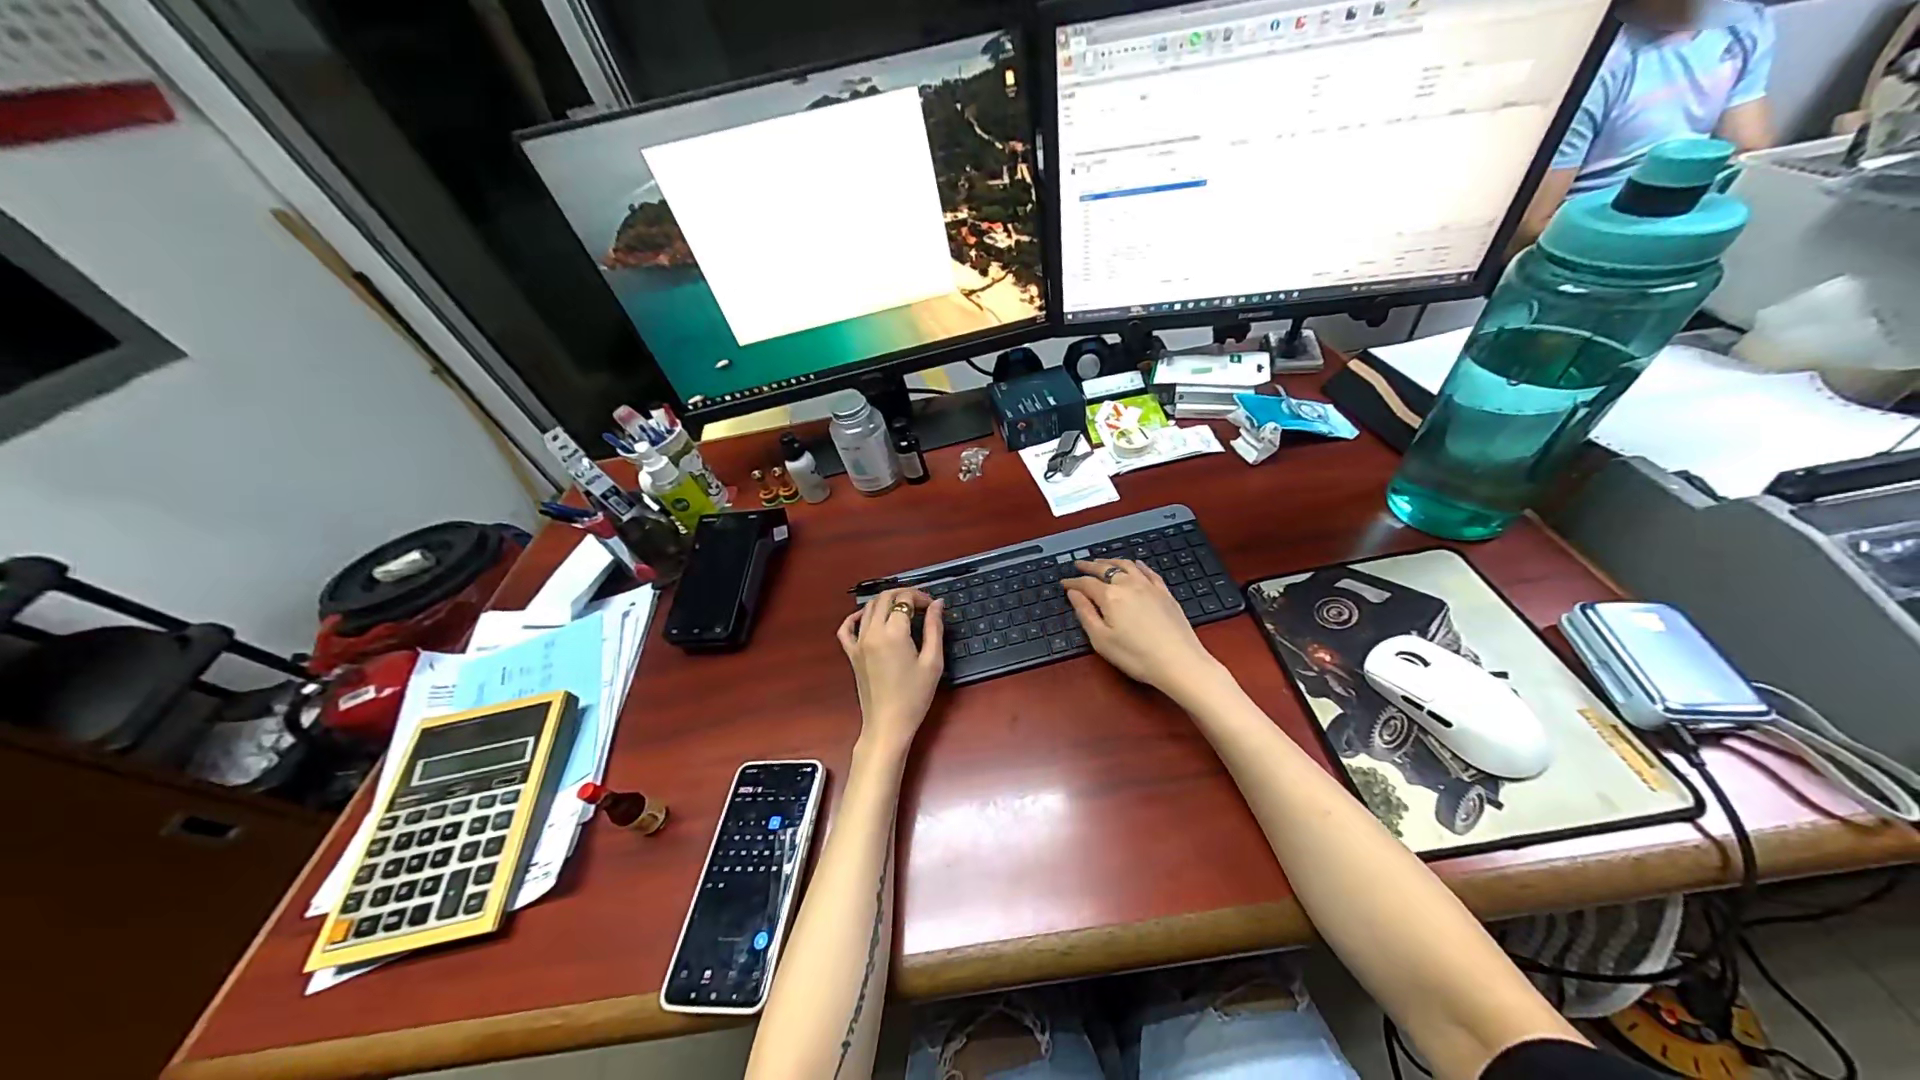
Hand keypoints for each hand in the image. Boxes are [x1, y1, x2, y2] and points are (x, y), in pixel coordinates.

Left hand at [836, 588, 944, 753]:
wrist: (888, 724)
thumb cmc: (914, 696)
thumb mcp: (932, 661)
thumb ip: (934, 628)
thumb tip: (937, 604)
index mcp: (893, 633)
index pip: (904, 599)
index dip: (920, 597)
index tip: (932, 605)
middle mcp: (872, 632)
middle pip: (885, 598)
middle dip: (904, 594)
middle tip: (920, 603)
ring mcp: (858, 642)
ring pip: (868, 608)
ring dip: (886, 601)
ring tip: (903, 608)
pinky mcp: (851, 654)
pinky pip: (847, 628)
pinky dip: (857, 616)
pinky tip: (868, 617)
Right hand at [1062, 559, 1221, 696]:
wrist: (1178, 662)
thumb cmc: (1138, 656)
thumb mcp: (1101, 639)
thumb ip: (1085, 613)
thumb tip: (1074, 595)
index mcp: (1110, 596)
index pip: (1086, 583)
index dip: (1072, 582)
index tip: (1064, 583)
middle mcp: (1129, 585)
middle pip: (1105, 569)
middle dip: (1089, 566)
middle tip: (1079, 564)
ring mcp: (1149, 587)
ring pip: (1126, 565)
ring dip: (1111, 560)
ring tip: (1102, 560)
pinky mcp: (1165, 594)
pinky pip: (1148, 571)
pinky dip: (1138, 565)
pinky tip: (1135, 564)